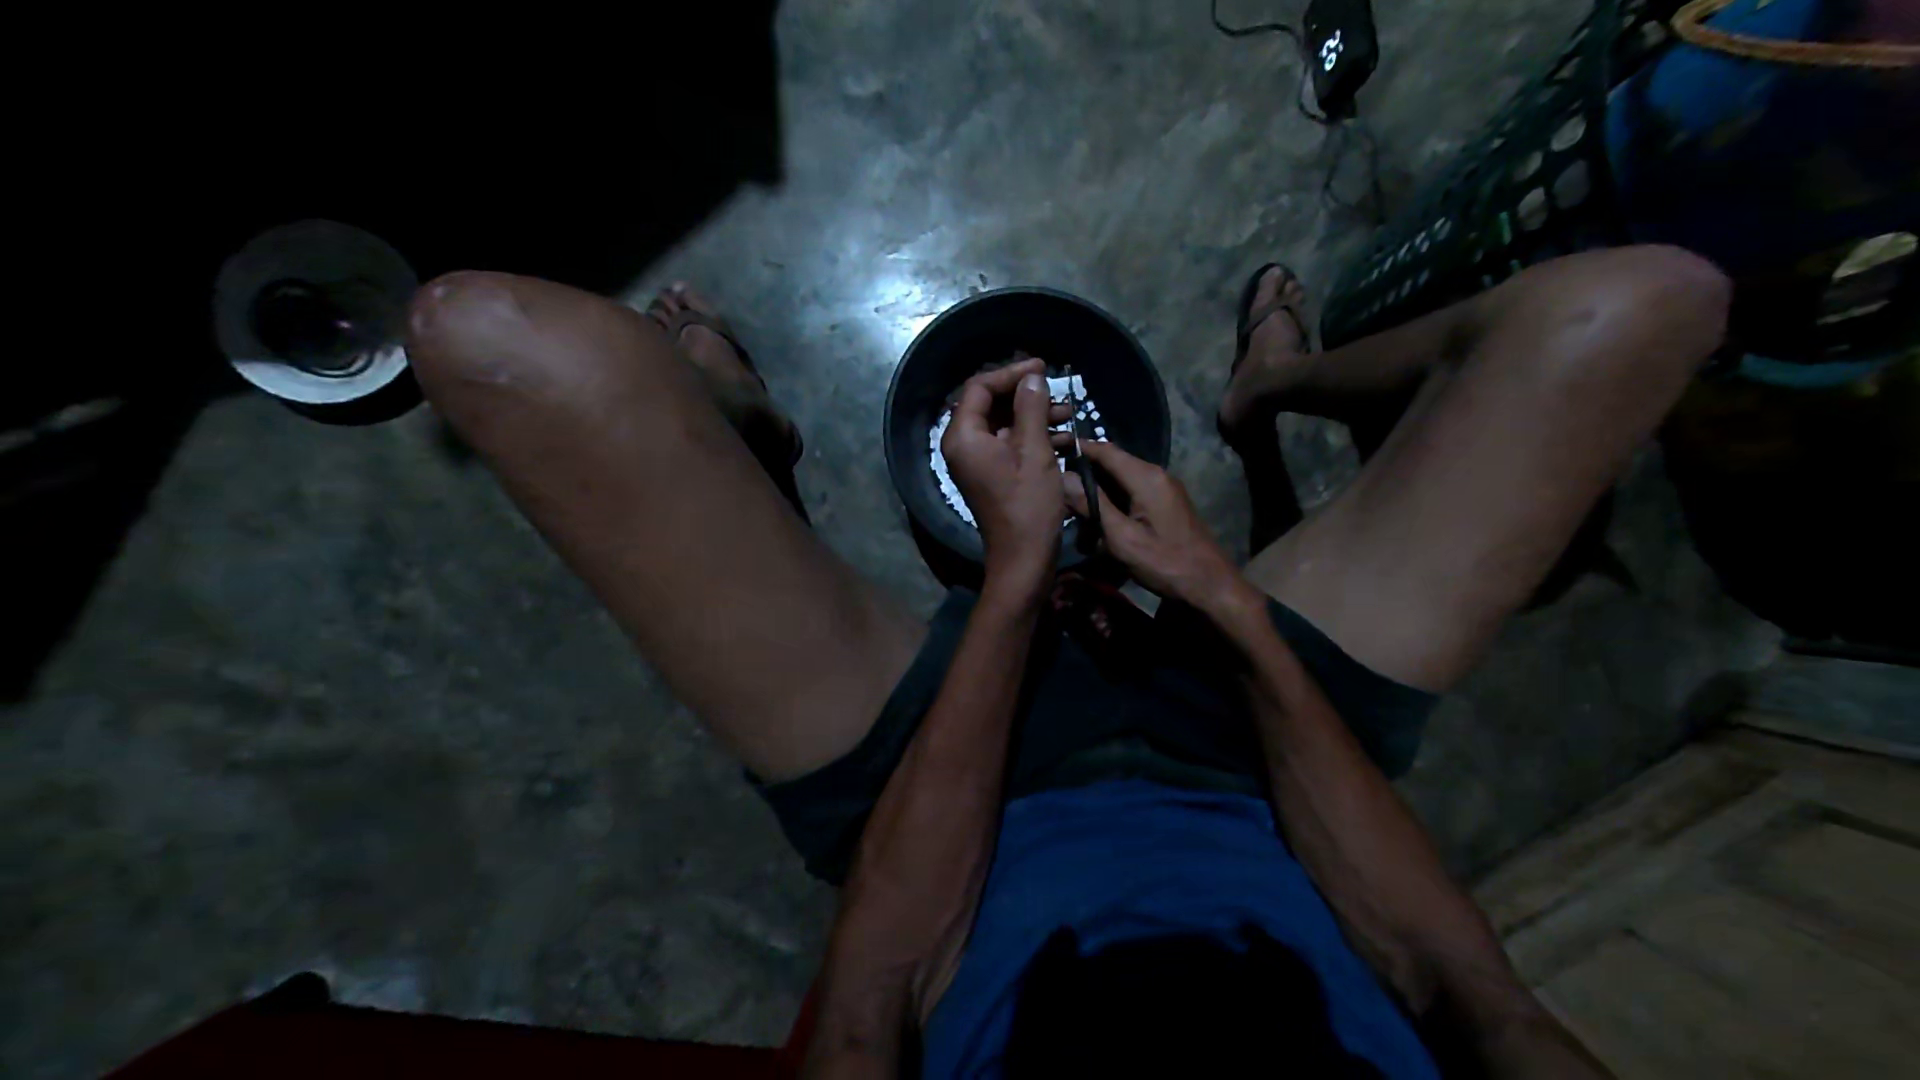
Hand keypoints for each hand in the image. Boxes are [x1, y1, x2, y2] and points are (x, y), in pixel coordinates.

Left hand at [942, 357, 1064, 592]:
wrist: (1023, 558)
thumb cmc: (1028, 505)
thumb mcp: (1035, 452)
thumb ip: (1031, 409)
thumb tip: (1033, 377)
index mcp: (965, 437)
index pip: (979, 388)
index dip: (1011, 373)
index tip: (1043, 367)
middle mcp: (963, 446)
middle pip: (990, 404)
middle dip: (1025, 396)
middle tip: (1057, 392)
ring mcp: (976, 462)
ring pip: (1003, 425)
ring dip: (1034, 416)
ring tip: (1068, 415)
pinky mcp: (991, 475)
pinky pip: (1009, 445)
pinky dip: (1033, 438)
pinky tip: (1064, 440)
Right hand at [1063, 441, 1261, 618]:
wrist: (1209, 586)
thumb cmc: (1164, 562)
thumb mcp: (1121, 537)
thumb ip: (1091, 505)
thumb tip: (1063, 477)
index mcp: (1146, 477)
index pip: (1105, 450)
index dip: (1077, 449)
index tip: (1051, 455)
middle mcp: (1156, 475)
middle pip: (1110, 468)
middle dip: (1084, 485)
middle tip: (1061, 506)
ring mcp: (1162, 490)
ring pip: (1119, 486)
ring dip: (1098, 504)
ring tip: (1083, 530)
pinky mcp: (1164, 506)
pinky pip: (1131, 498)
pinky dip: (1113, 512)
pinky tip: (1103, 536)